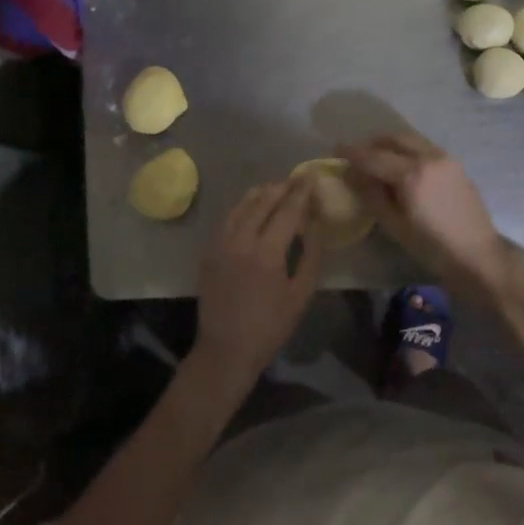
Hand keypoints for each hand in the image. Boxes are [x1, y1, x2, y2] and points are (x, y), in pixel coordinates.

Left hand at [191, 176, 323, 382]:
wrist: (226, 348)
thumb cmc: (270, 326)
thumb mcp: (300, 294)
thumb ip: (310, 256)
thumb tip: (314, 225)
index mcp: (267, 252)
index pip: (287, 211)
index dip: (301, 192)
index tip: (311, 176)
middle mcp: (240, 240)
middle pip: (262, 202)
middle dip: (280, 188)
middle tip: (295, 179)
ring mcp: (220, 244)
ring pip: (240, 207)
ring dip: (259, 194)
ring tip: (274, 188)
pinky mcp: (208, 252)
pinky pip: (226, 220)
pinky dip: (241, 208)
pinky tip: (250, 208)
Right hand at [336, 133, 506, 283]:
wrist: (478, 254)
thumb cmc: (432, 247)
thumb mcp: (394, 225)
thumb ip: (371, 194)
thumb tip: (352, 173)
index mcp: (411, 174)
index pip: (373, 156)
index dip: (352, 152)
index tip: (335, 149)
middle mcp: (429, 157)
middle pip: (394, 138)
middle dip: (372, 143)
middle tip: (357, 155)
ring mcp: (445, 158)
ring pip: (411, 139)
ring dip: (390, 144)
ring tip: (377, 160)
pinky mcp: (455, 164)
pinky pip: (424, 148)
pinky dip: (407, 150)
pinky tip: (401, 167)